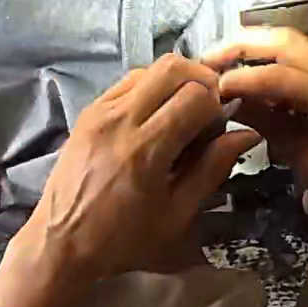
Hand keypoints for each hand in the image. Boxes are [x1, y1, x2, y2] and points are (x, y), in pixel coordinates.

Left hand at [14, 54, 262, 285]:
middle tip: (205, 112)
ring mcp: (99, 111)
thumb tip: (246, 134)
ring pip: (148, 69)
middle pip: (173, 67)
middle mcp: (121, 119)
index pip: (196, 95)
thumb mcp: (176, 213)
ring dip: (173, 83)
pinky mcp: (87, 112)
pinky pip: (125, 82)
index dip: (217, 108)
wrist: (61, 239)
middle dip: (201, 82)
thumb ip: (212, 168)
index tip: (216, 131)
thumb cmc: (122, 237)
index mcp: (146, 148)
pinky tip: (152, 118)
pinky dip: (147, 89)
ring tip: (179, 114)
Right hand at [203, 27, 307, 237]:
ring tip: (220, 63)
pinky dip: (269, 62)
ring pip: (292, 45)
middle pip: (286, 42)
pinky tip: (247, 76)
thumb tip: (228, 101)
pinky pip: (301, 60)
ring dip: (254, 50)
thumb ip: (270, 125)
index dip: (241, 78)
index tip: (208, 87)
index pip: (281, 76)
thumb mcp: (307, 162)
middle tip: (207, 58)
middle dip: (243, 45)